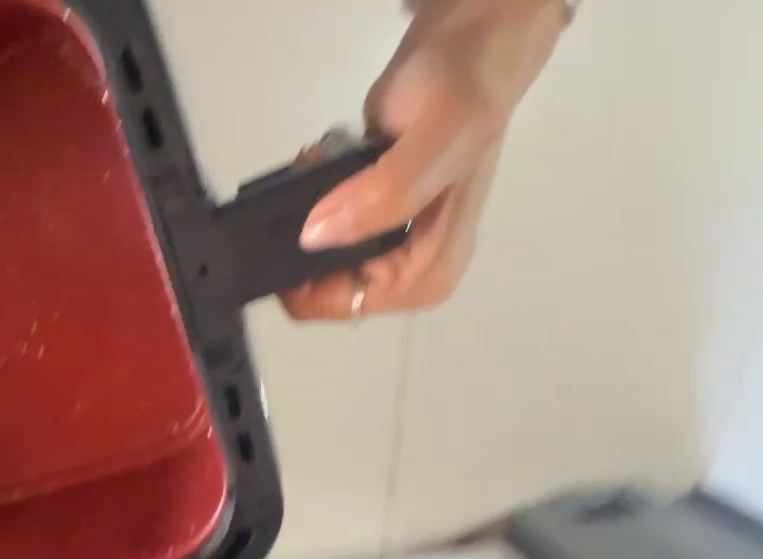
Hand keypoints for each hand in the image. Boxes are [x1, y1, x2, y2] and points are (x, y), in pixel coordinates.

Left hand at [281, 0, 569, 319]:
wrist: (465, 49)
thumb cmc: (461, 90)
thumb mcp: (440, 135)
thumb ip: (385, 192)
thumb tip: (317, 237)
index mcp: (428, 274)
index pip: (335, 306)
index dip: (301, 274)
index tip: (299, 222)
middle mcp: (405, 274)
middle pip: (316, 290)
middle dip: (299, 241)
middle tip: (311, 185)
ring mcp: (383, 253)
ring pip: (308, 262)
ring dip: (298, 219)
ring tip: (314, 169)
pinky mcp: (365, 229)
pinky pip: (314, 237)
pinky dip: (303, 206)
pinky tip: (316, 169)